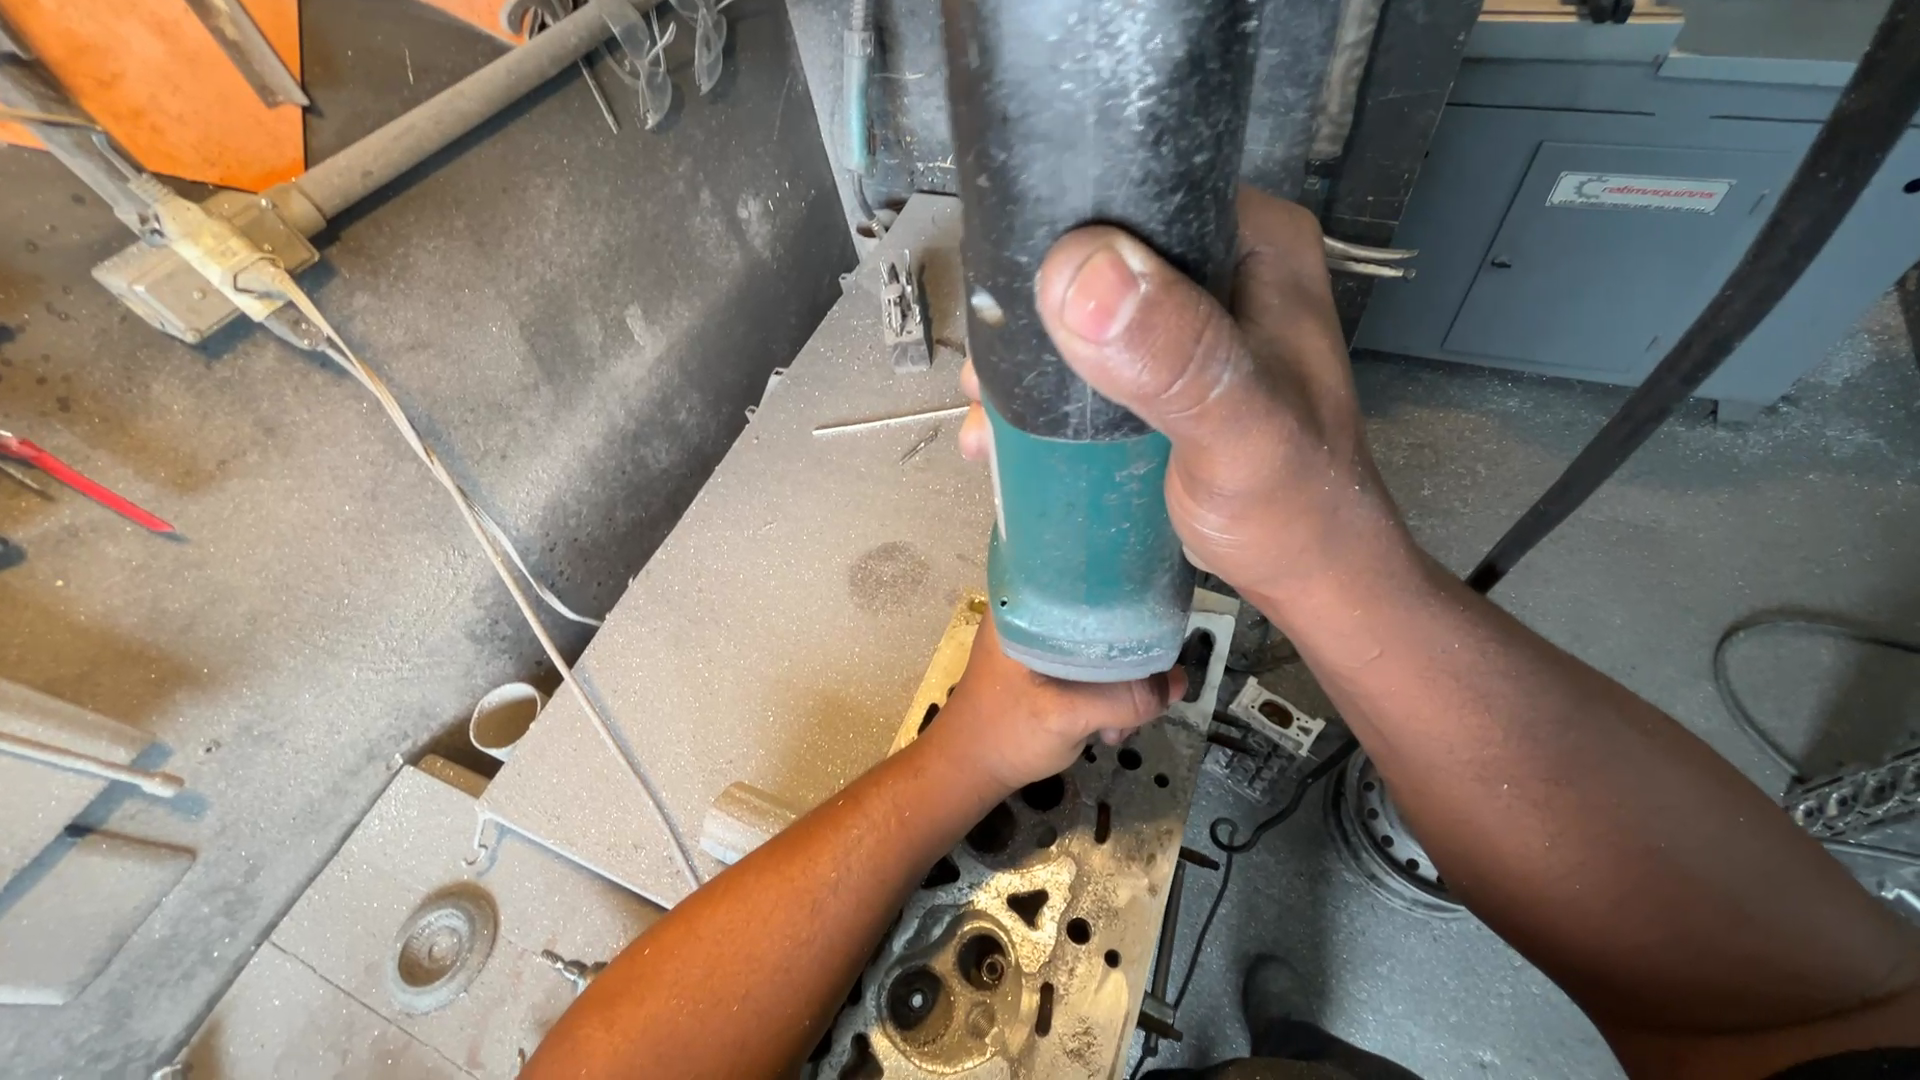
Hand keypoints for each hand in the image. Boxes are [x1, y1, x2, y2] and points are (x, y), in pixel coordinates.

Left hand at [927, 613, 1183, 793]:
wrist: (970, 771)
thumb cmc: (1004, 734)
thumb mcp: (1066, 716)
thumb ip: (1123, 699)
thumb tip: (1178, 681)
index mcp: (1024, 603)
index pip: (1084, 575)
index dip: (1124, 591)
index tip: (1157, 614)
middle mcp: (1034, 611)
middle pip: (1101, 615)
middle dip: (1129, 658)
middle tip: (1139, 698)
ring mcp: (1043, 639)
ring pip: (1102, 645)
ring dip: (1122, 684)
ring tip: (1118, 726)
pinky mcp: (1051, 665)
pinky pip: (1094, 667)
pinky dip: (1108, 694)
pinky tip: (1109, 726)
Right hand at [959, 189, 1412, 615]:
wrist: (1306, 577)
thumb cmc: (1293, 509)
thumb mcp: (1238, 429)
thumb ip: (1174, 357)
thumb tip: (1076, 273)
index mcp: (1251, 240)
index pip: (1138, 193)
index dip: (1057, 231)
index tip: (999, 297)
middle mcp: (1216, 266)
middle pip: (1094, 259)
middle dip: (1027, 317)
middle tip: (985, 376)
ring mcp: (1186, 323)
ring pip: (1081, 316)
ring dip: (1025, 366)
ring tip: (985, 414)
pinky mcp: (1161, 372)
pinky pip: (1086, 363)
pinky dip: (1044, 397)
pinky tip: (1006, 435)